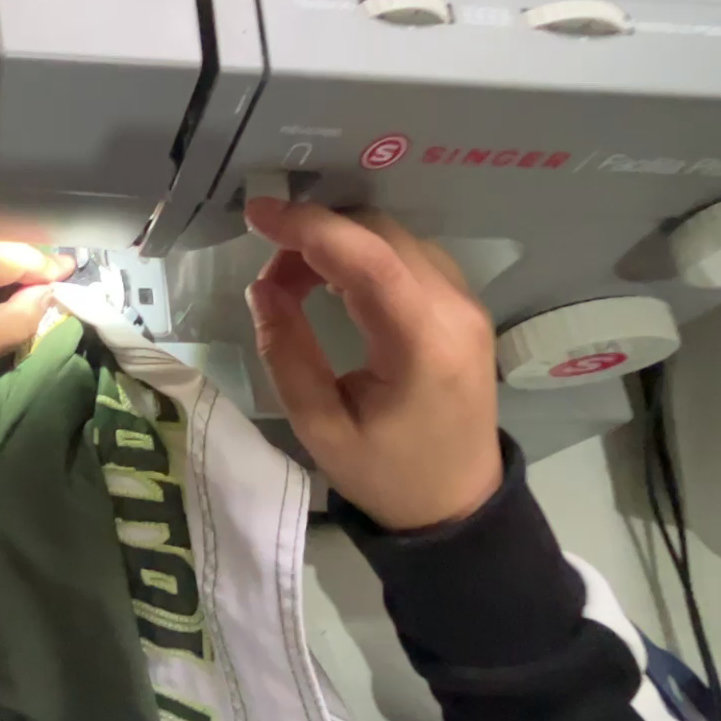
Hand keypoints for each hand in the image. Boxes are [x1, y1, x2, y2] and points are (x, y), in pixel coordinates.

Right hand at [244, 198, 501, 529]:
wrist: (456, 505)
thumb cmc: (385, 474)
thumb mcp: (319, 424)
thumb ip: (286, 352)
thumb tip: (262, 288)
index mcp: (423, 342)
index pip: (366, 257)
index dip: (307, 227)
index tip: (256, 214)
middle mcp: (454, 308)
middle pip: (379, 234)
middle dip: (313, 238)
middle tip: (269, 281)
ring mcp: (465, 304)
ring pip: (392, 238)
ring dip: (335, 246)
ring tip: (292, 288)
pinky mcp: (461, 307)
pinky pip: (406, 256)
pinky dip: (360, 257)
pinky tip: (331, 286)